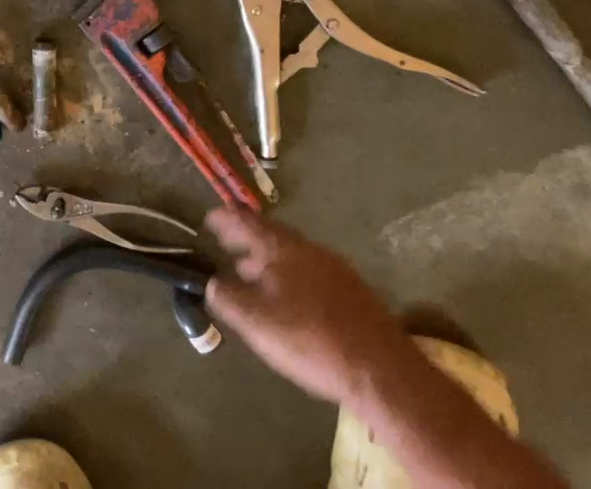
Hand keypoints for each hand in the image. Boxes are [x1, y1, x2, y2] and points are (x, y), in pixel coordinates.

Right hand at [204, 208, 418, 405]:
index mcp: (282, 249)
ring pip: (293, 254)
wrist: (383, 372)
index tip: (208, 218)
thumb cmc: (310, 340)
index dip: (224, 218)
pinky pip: (311, 271)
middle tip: (226, 245)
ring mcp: (336, 270)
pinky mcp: (354, 292)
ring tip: (250, 273)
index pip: (246, 222)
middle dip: (246, 238)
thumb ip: (225, 296)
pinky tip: (287, 298)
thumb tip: (209, 281)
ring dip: (268, 259)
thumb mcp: (255, 321)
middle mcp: (310, 250)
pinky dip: (290, 275)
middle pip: (272, 234)